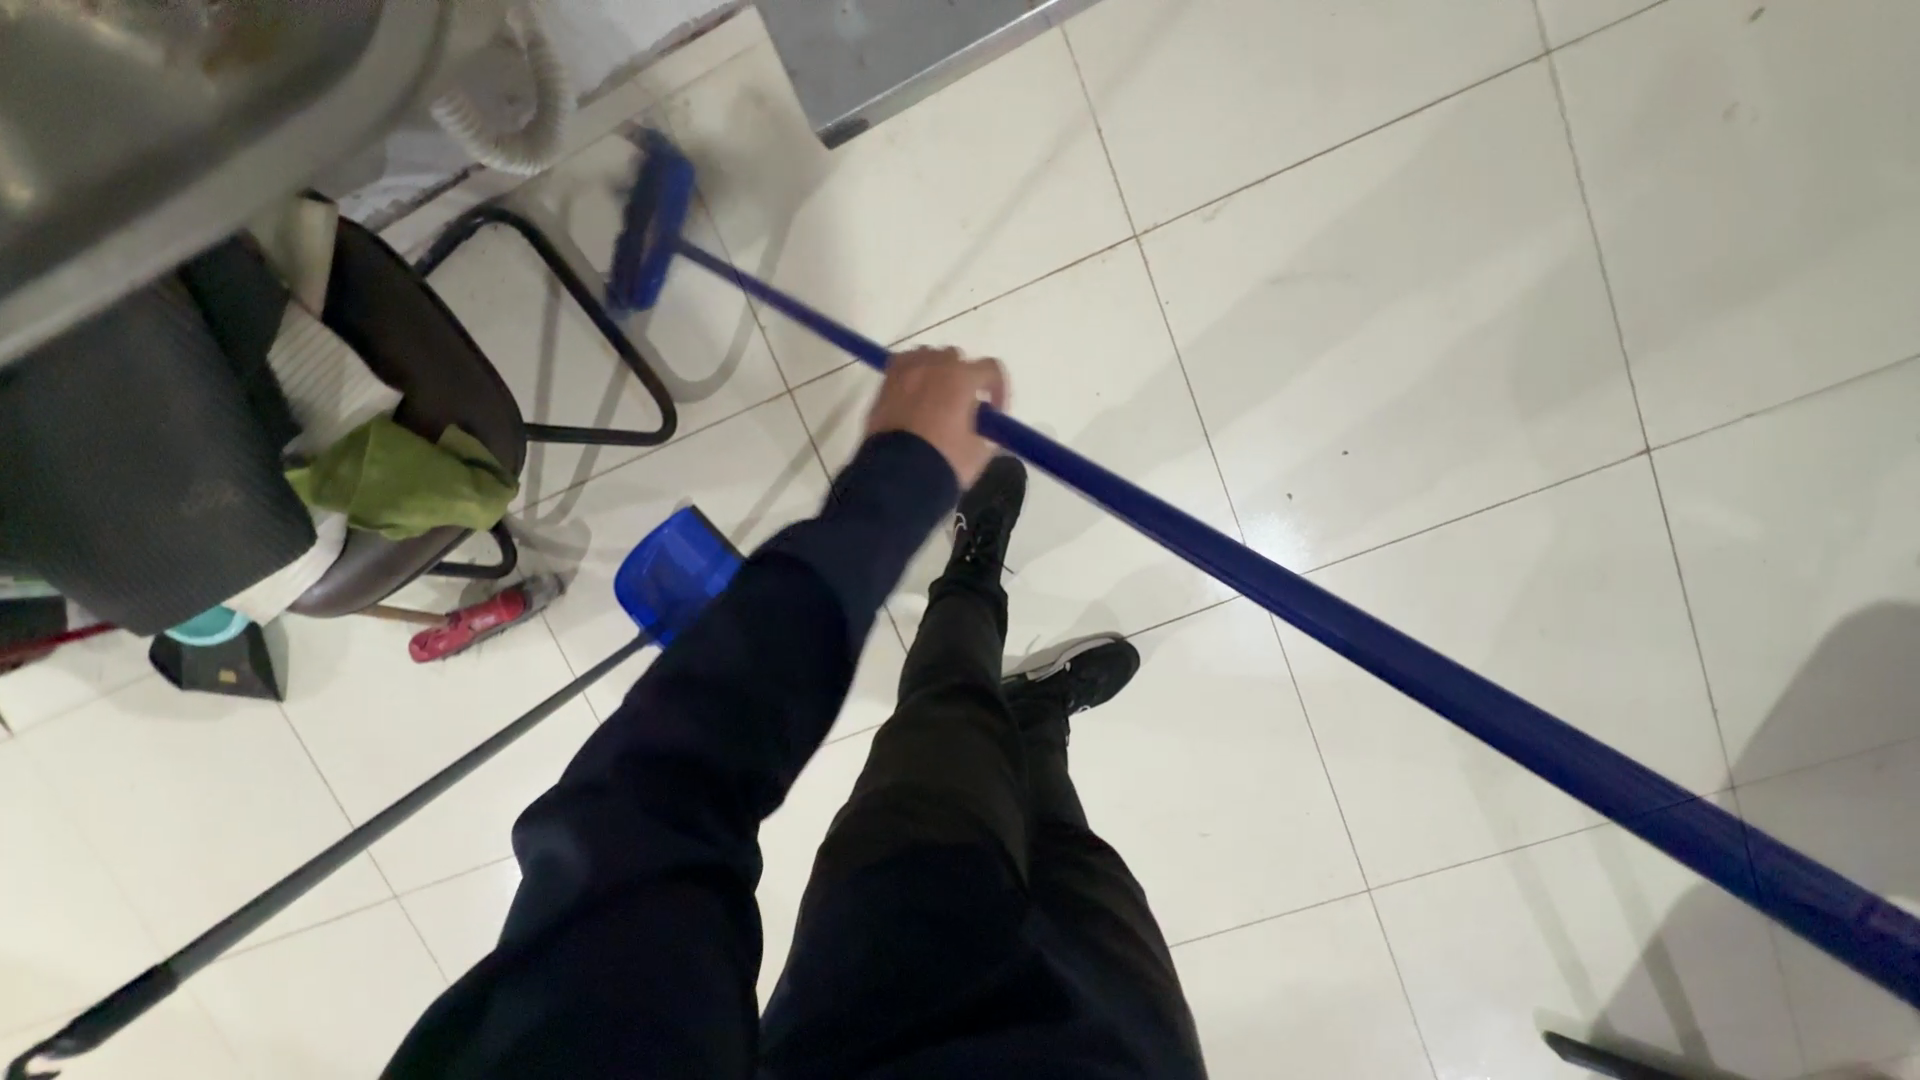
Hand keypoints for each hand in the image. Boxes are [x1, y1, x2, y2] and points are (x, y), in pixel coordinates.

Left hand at [864, 347, 1009, 486]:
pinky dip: (911, 373)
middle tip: (963, 405)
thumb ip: (985, 432)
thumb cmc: (943, 463)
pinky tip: (913, 394)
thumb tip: (981, 427)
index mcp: (962, 379)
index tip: (995, 412)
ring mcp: (906, 372)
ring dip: (936, 371)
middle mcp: (934, 366)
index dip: (998, 389)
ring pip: (927, 356)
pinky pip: (901, 365)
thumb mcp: (978, 452)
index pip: (991, 369)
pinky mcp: (885, 385)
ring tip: (936, 398)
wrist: (897, 477)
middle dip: (964, 378)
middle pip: (956, 358)